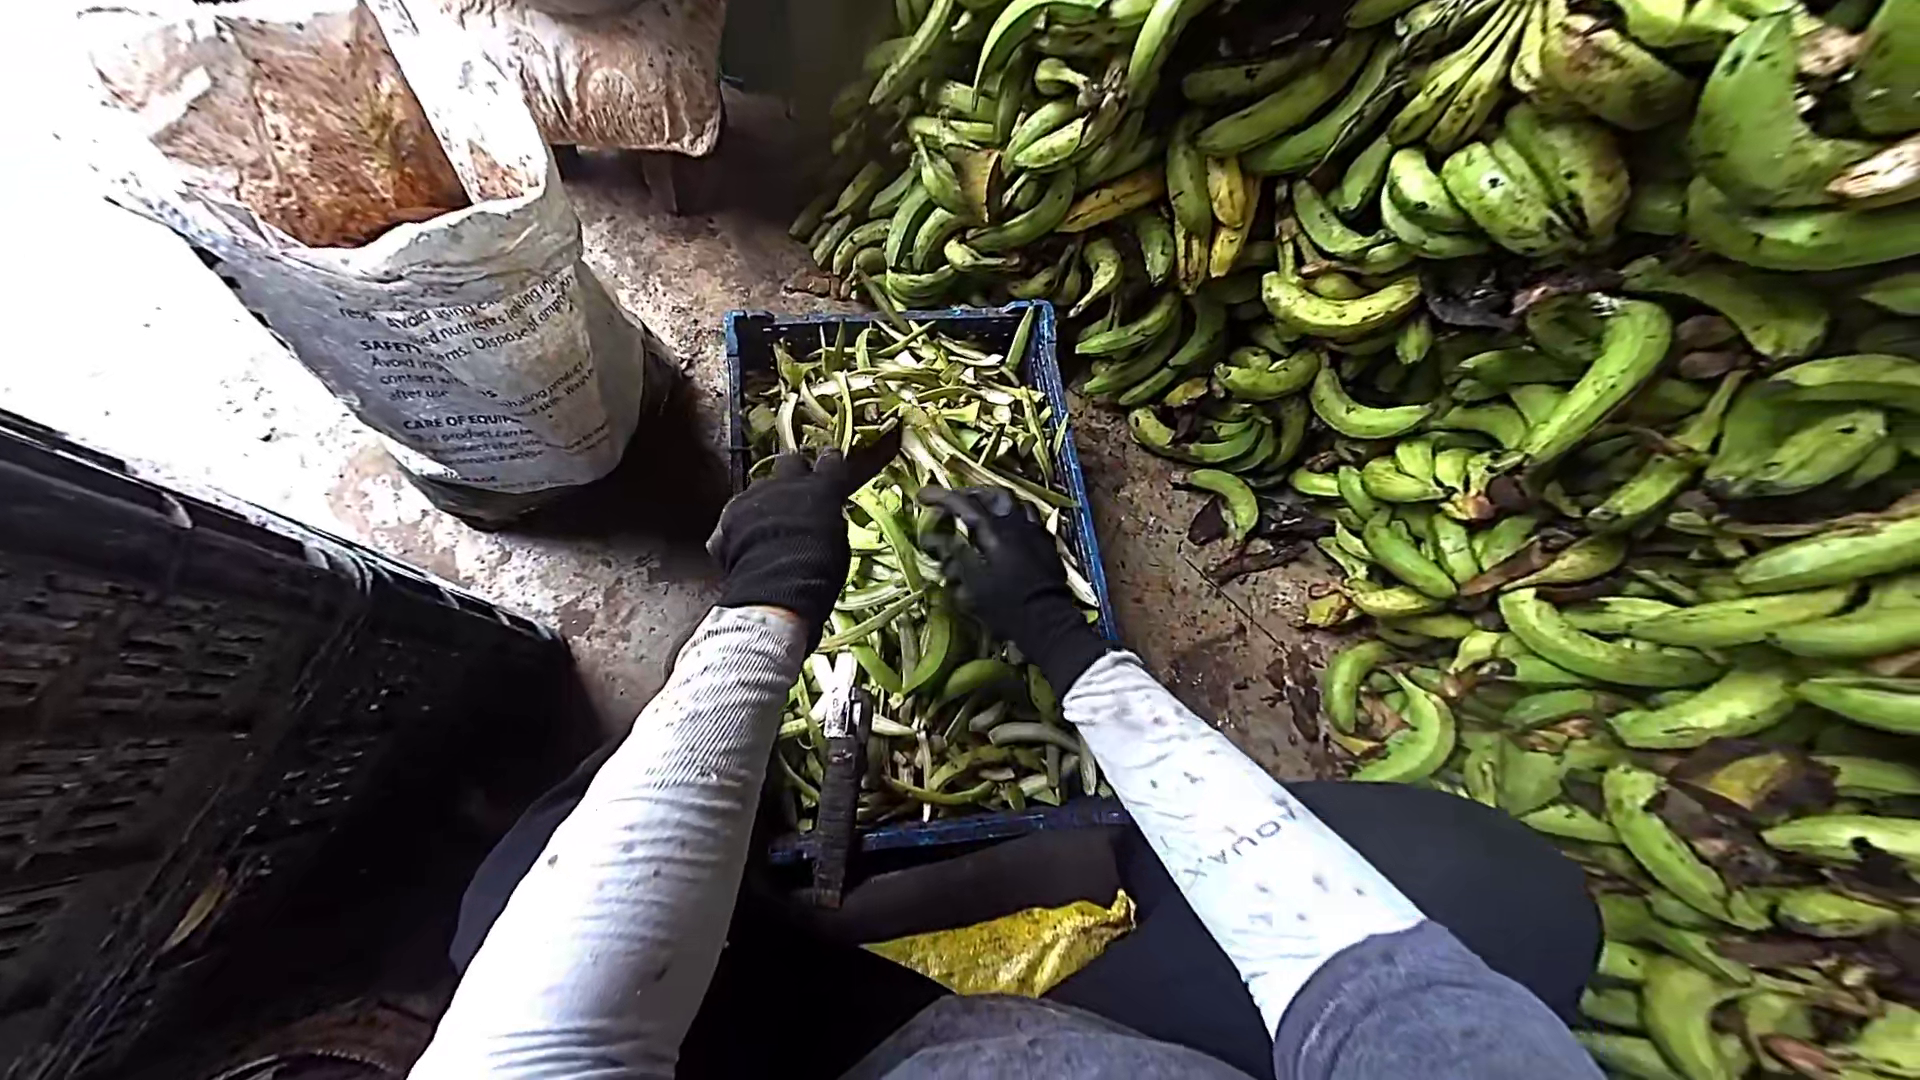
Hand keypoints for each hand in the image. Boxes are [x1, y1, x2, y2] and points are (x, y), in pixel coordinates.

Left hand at [709, 451, 858, 645]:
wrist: (777, 587)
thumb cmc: (820, 567)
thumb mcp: (838, 541)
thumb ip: (829, 520)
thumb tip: (825, 518)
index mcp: (820, 488)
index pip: (830, 462)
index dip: (830, 462)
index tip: (831, 462)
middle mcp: (785, 484)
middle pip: (789, 463)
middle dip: (793, 473)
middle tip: (797, 490)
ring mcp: (752, 498)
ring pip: (758, 489)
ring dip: (765, 502)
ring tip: (768, 526)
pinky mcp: (727, 518)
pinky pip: (736, 517)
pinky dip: (740, 528)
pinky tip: (744, 546)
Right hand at [917, 486, 1113, 695]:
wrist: (1048, 621)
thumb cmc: (1007, 608)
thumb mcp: (973, 585)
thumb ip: (956, 556)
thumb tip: (937, 539)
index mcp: (994, 533)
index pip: (964, 504)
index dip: (941, 497)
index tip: (923, 496)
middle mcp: (1015, 524)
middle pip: (991, 495)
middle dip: (968, 494)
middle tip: (952, 502)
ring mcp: (1034, 530)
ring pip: (1013, 501)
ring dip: (992, 499)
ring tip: (979, 508)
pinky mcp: (1046, 541)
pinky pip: (1028, 515)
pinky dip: (1012, 512)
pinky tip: (1006, 524)